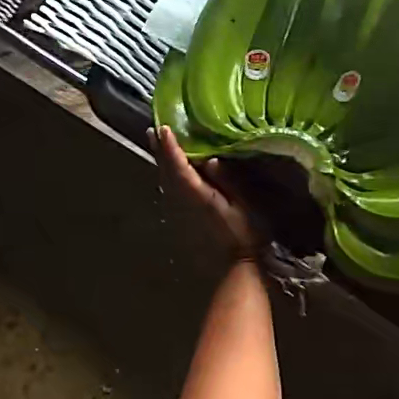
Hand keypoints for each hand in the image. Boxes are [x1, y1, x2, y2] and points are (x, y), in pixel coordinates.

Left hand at [151, 126, 260, 266]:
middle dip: (161, 150)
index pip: (180, 166)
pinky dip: (166, 177)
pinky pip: (169, 192)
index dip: (171, 147)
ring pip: (166, 182)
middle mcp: (183, 202)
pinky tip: (167, 172)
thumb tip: (212, 160)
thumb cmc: (245, 236)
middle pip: (167, 172)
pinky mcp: (179, 220)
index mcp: (199, 195)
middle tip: (153, 130)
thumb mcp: (244, 207)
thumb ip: (228, 182)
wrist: (234, 270)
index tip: (163, 128)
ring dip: (161, 162)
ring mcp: (178, 212)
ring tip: (157, 144)